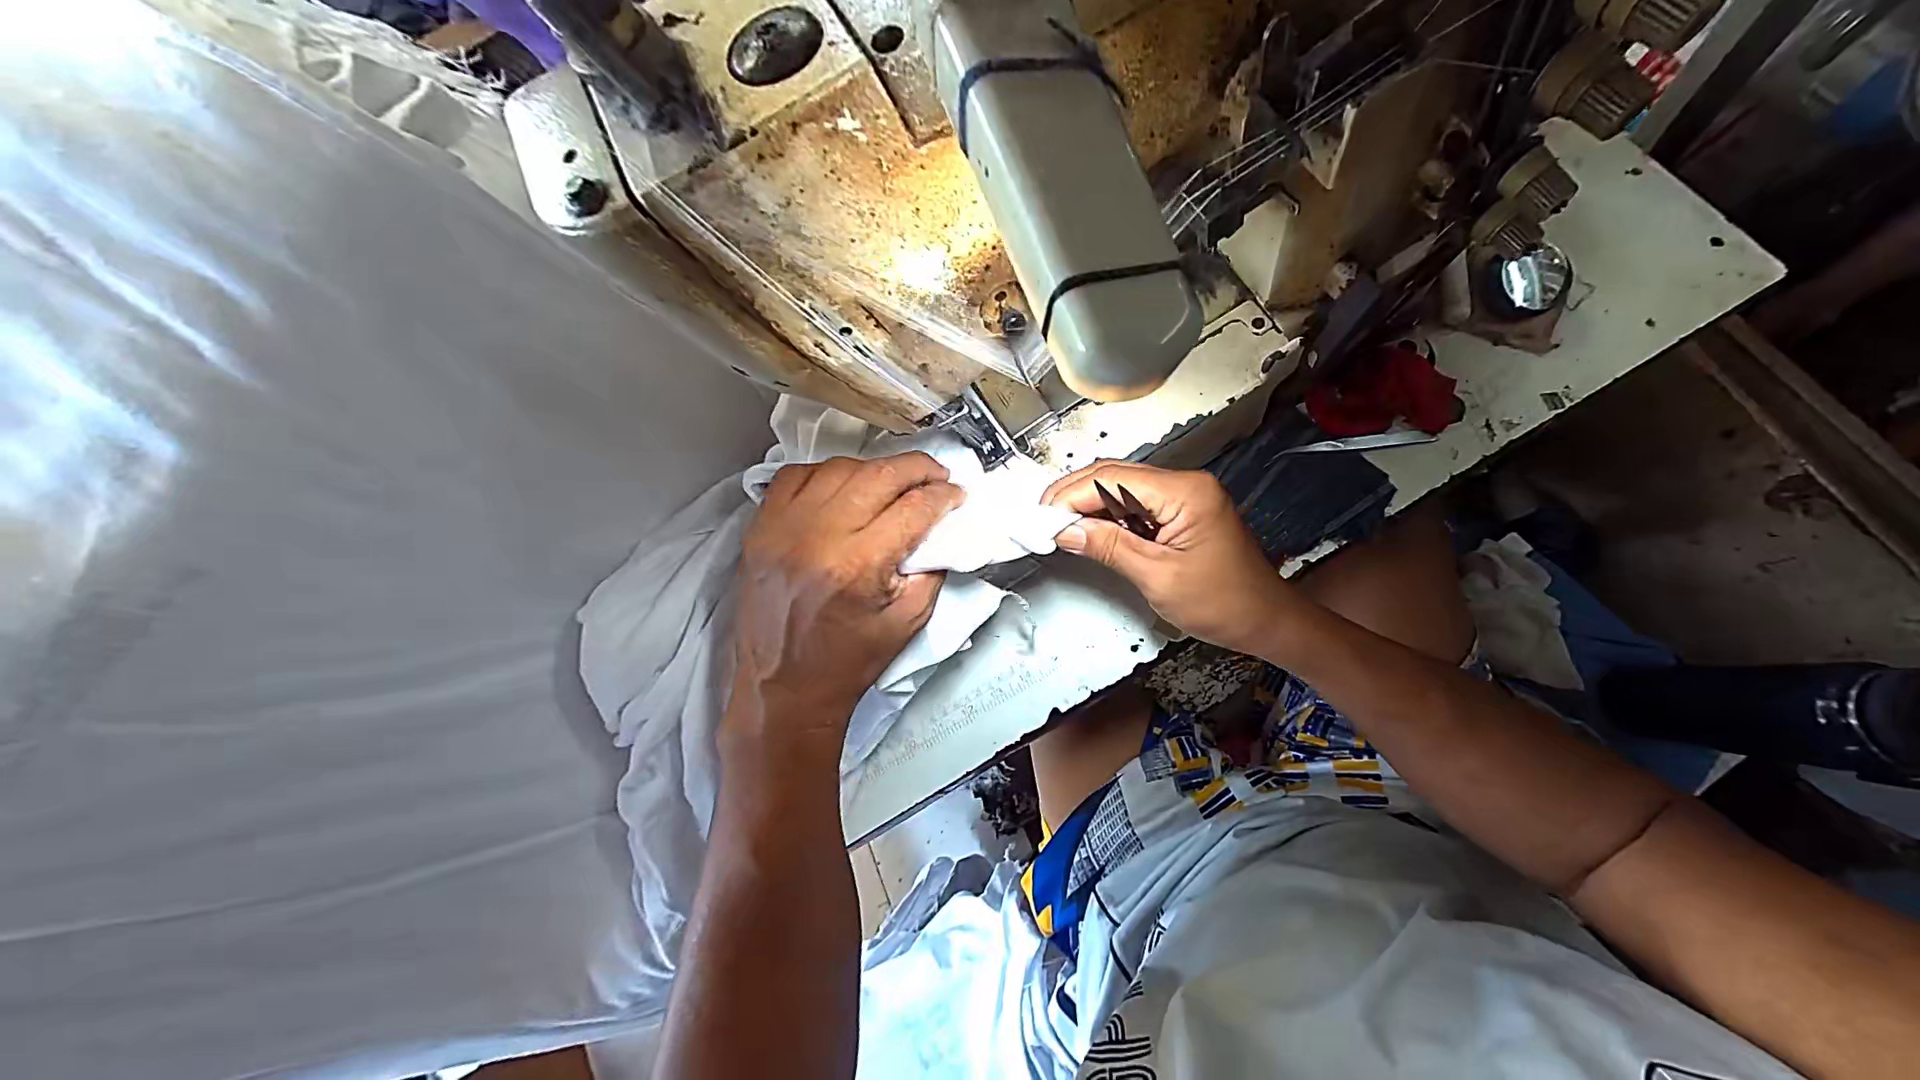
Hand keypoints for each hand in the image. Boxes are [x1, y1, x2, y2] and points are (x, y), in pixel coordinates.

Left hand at [728, 453, 964, 752]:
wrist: (784, 687)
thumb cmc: (845, 663)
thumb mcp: (907, 622)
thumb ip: (932, 569)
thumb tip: (941, 528)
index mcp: (858, 566)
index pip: (913, 507)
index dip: (943, 496)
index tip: (955, 495)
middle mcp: (818, 537)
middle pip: (880, 474)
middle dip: (918, 469)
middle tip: (936, 476)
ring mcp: (784, 528)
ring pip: (840, 467)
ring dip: (875, 468)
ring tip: (894, 481)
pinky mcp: (762, 529)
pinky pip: (795, 475)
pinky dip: (825, 472)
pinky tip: (843, 485)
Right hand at [1044, 462, 1299, 655]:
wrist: (1265, 619)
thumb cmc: (1228, 602)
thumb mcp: (1157, 576)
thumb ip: (1108, 547)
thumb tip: (1067, 530)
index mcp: (1186, 492)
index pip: (1111, 480)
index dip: (1070, 497)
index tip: (1044, 518)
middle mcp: (1185, 485)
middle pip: (1112, 476)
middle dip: (1073, 497)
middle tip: (1043, 521)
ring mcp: (1182, 496)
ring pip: (1119, 489)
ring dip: (1086, 507)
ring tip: (1058, 528)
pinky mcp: (1178, 511)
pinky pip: (1132, 504)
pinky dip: (1105, 517)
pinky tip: (1087, 531)